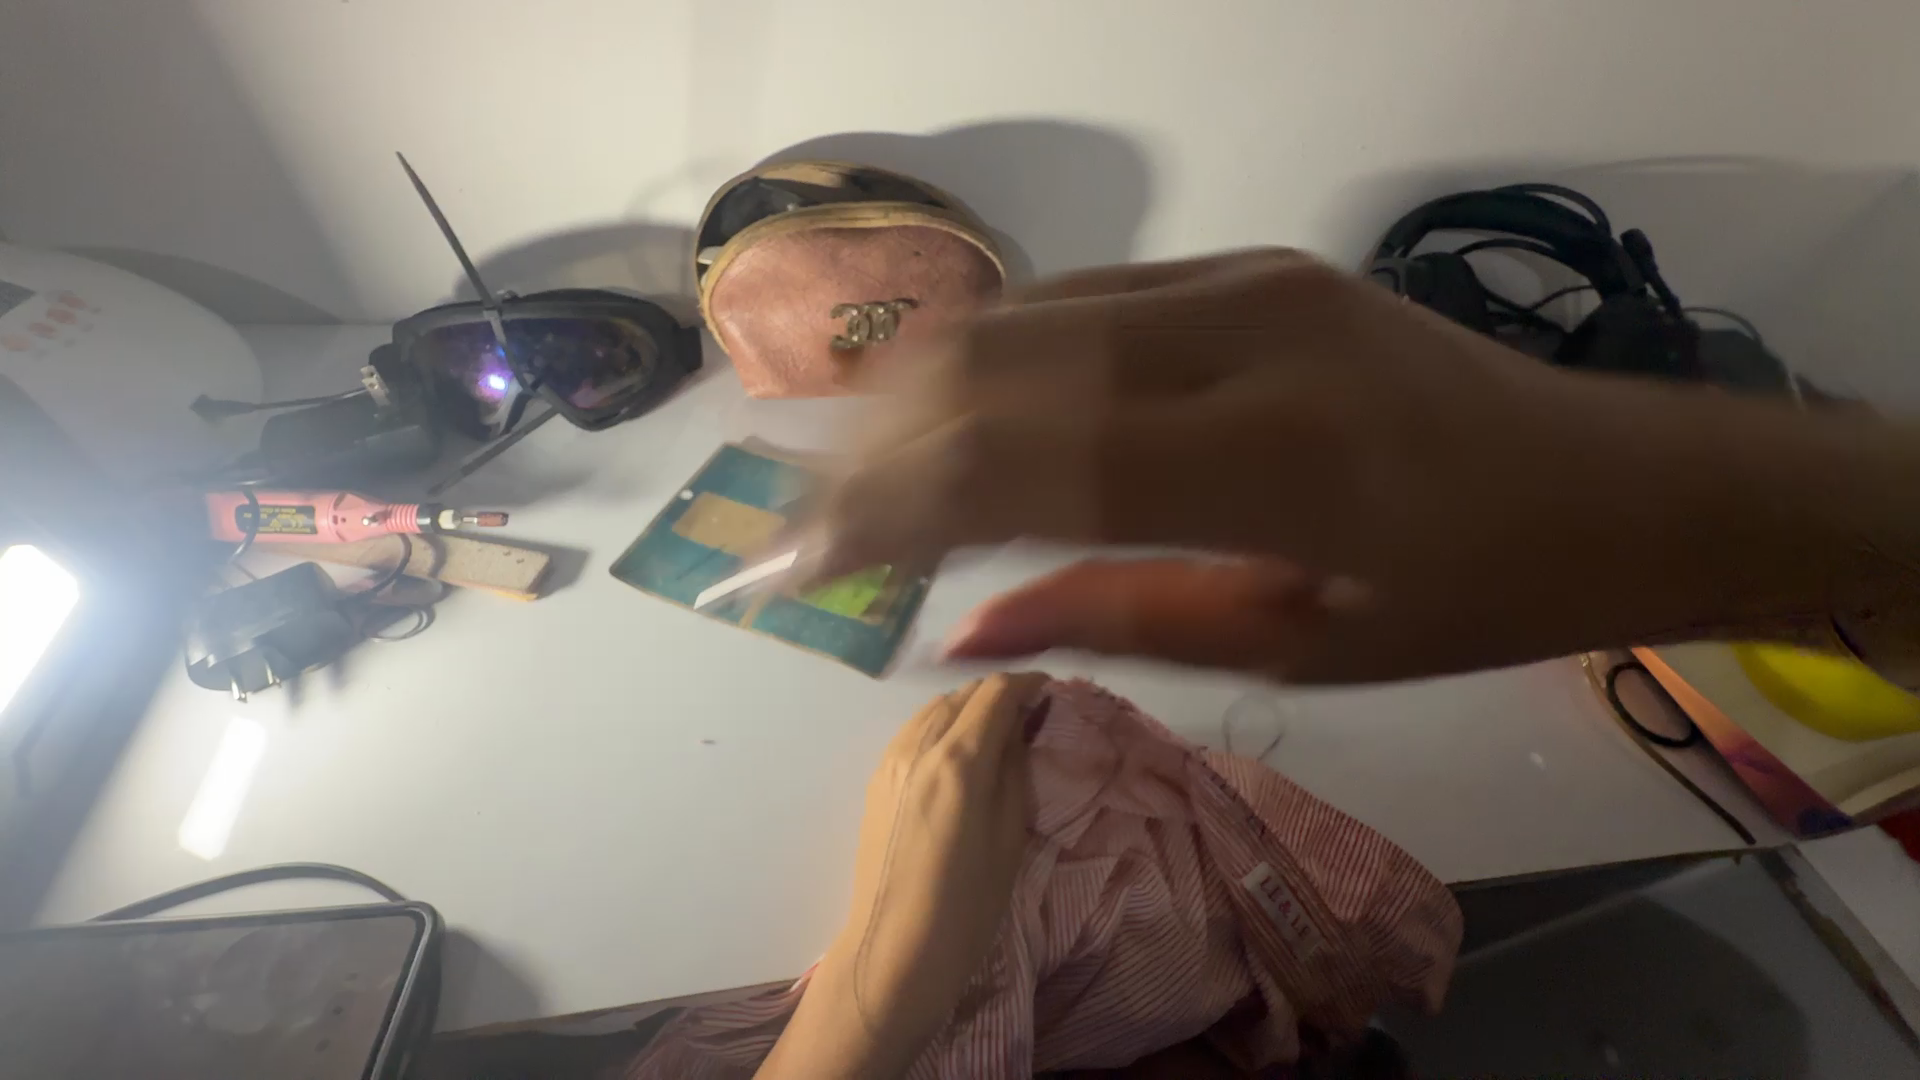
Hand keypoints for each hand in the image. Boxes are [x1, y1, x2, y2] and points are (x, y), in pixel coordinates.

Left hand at [757, 673, 1047, 1079]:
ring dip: (969, 705)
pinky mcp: (877, 776)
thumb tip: (1018, 726)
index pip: (995, 693)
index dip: (1026, 683)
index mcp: (959, 760)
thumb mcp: (1010, 835)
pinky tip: (957, 747)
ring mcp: (892, 758)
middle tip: (1027, 712)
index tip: (1048, 690)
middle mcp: (920, 746)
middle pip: (964, 693)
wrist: (893, 950)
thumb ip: (1014, 768)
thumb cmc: (967, 904)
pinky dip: (942, 723)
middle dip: (999, 693)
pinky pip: (915, 728)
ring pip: (936, 706)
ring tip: (994, 727)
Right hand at [803, 249, 1883, 681]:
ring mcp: (1234, 281)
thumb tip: (963, 632)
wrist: (1603, 480)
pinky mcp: (1234, 265)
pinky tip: (941, 412)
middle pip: (992, 371)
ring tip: (851, 472)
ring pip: (1015, 320)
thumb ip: (1110, 620)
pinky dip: (982, 358)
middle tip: (807, 519)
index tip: (806, 560)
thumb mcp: (1287, 646)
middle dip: (874, 452)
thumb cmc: (1458, 596)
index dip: (891, 509)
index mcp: (1269, 460)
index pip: (1017, 464)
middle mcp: (1237, 335)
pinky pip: (1068, 304)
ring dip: (911, 397)